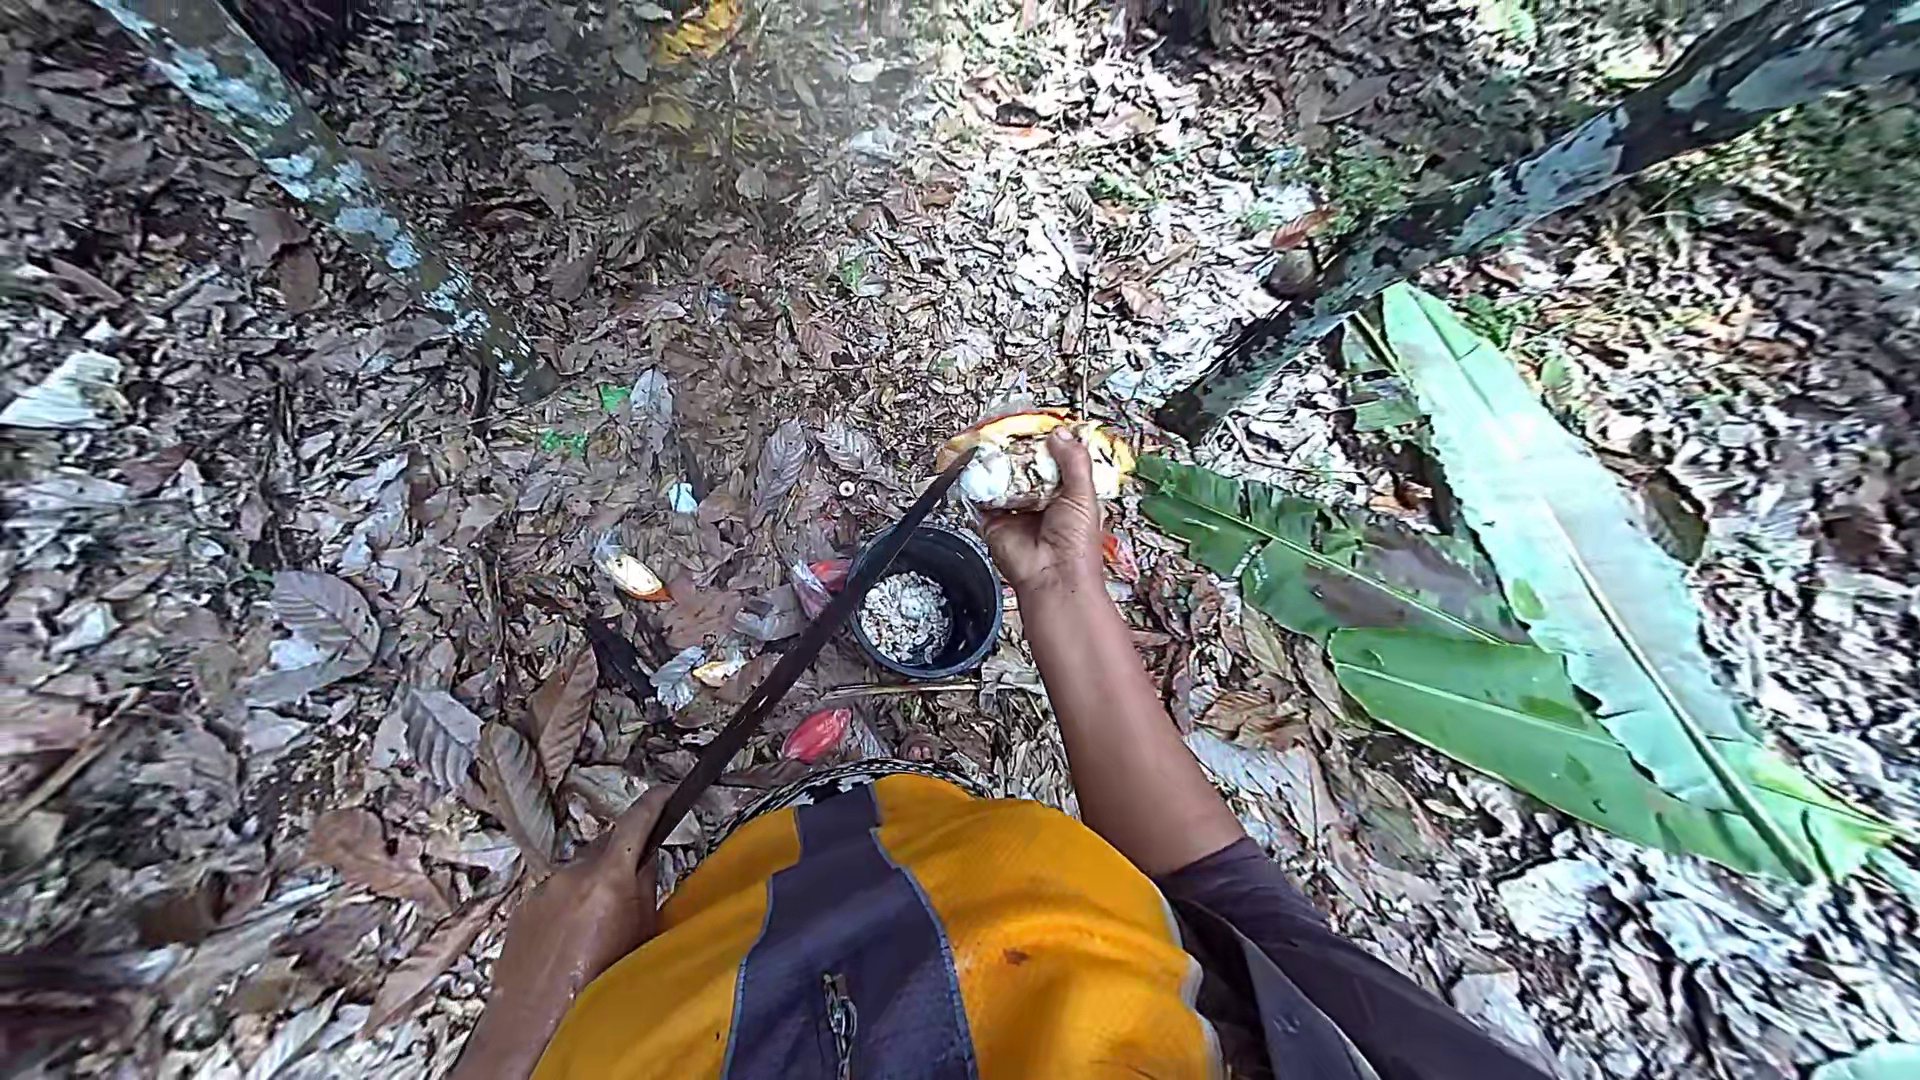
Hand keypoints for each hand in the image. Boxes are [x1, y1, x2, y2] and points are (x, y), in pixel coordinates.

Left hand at [454, 784, 674, 1079]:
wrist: (530, 1034)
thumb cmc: (597, 987)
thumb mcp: (643, 930)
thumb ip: (645, 885)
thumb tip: (645, 858)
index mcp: (607, 877)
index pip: (637, 819)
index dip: (657, 800)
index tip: (670, 791)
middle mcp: (570, 874)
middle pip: (608, 843)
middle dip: (625, 852)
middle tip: (638, 879)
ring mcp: (541, 890)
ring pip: (581, 868)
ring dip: (596, 879)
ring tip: (602, 920)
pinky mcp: (521, 910)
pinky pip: (557, 890)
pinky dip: (571, 899)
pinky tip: (574, 934)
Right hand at [982, 428, 1102, 598]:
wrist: (1053, 576)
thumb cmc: (1077, 544)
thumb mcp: (1084, 494)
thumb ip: (1074, 461)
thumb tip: (1061, 434)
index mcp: (1065, 494)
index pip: (1053, 462)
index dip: (1045, 445)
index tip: (1037, 427)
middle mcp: (1039, 502)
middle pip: (1023, 469)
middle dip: (1016, 453)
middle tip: (1009, 431)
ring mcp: (1015, 512)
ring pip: (1002, 481)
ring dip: (996, 466)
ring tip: (991, 444)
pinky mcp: (994, 522)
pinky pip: (981, 500)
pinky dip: (977, 486)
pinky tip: (977, 469)